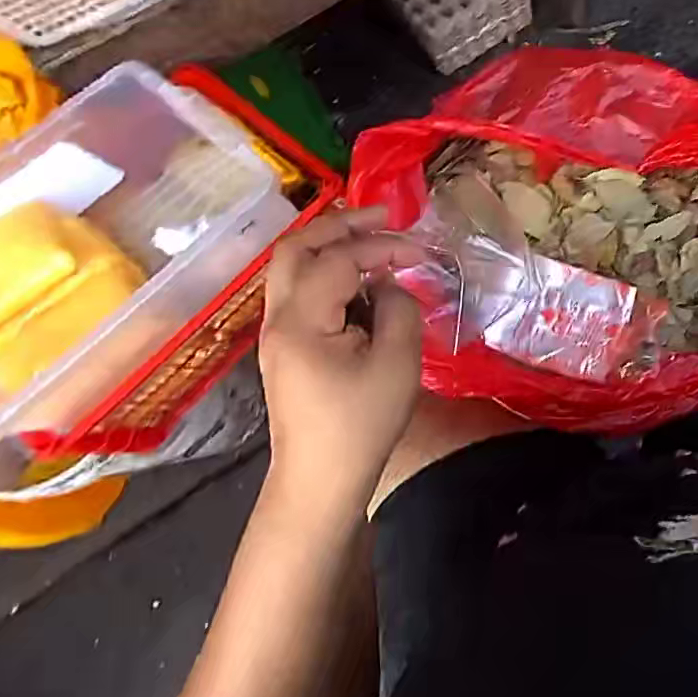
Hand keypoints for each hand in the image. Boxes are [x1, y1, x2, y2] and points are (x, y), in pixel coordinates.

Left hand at [258, 207, 424, 499]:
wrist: (322, 478)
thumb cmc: (362, 423)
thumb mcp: (396, 362)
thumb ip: (397, 309)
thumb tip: (389, 284)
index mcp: (301, 321)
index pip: (337, 260)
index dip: (382, 247)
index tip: (421, 252)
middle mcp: (277, 319)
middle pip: (295, 248)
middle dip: (341, 224)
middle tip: (385, 217)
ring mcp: (276, 333)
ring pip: (292, 267)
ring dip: (331, 245)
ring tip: (375, 240)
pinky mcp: (287, 347)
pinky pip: (302, 291)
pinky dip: (330, 272)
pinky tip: (362, 282)